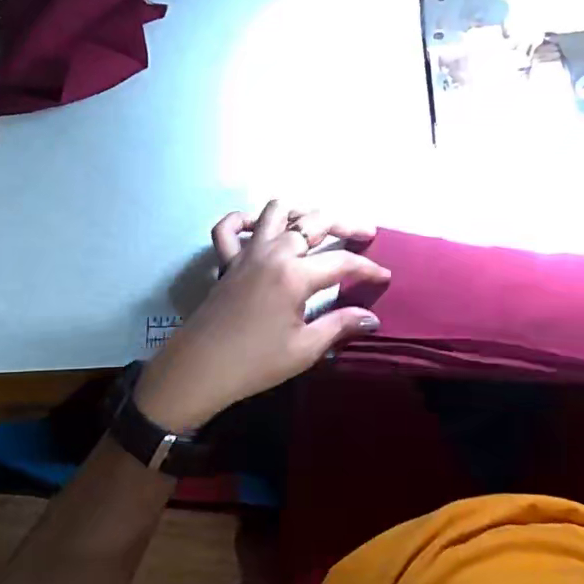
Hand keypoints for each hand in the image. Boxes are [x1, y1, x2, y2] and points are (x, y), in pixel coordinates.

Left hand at [133, 201, 388, 433]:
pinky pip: (228, 228)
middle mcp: (272, 253)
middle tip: (365, 233)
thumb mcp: (306, 348)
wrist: (199, 370)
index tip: (384, 276)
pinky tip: (257, 227)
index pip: (342, 262)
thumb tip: (371, 318)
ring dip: (300, 213)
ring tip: (317, 225)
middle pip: (314, 223)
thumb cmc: (256, 363)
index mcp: (294, 275)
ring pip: (275, 212)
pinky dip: (243, 220)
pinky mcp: (226, 263)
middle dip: (345, 225)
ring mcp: (246, 254)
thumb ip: (340, 325)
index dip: (368, 268)